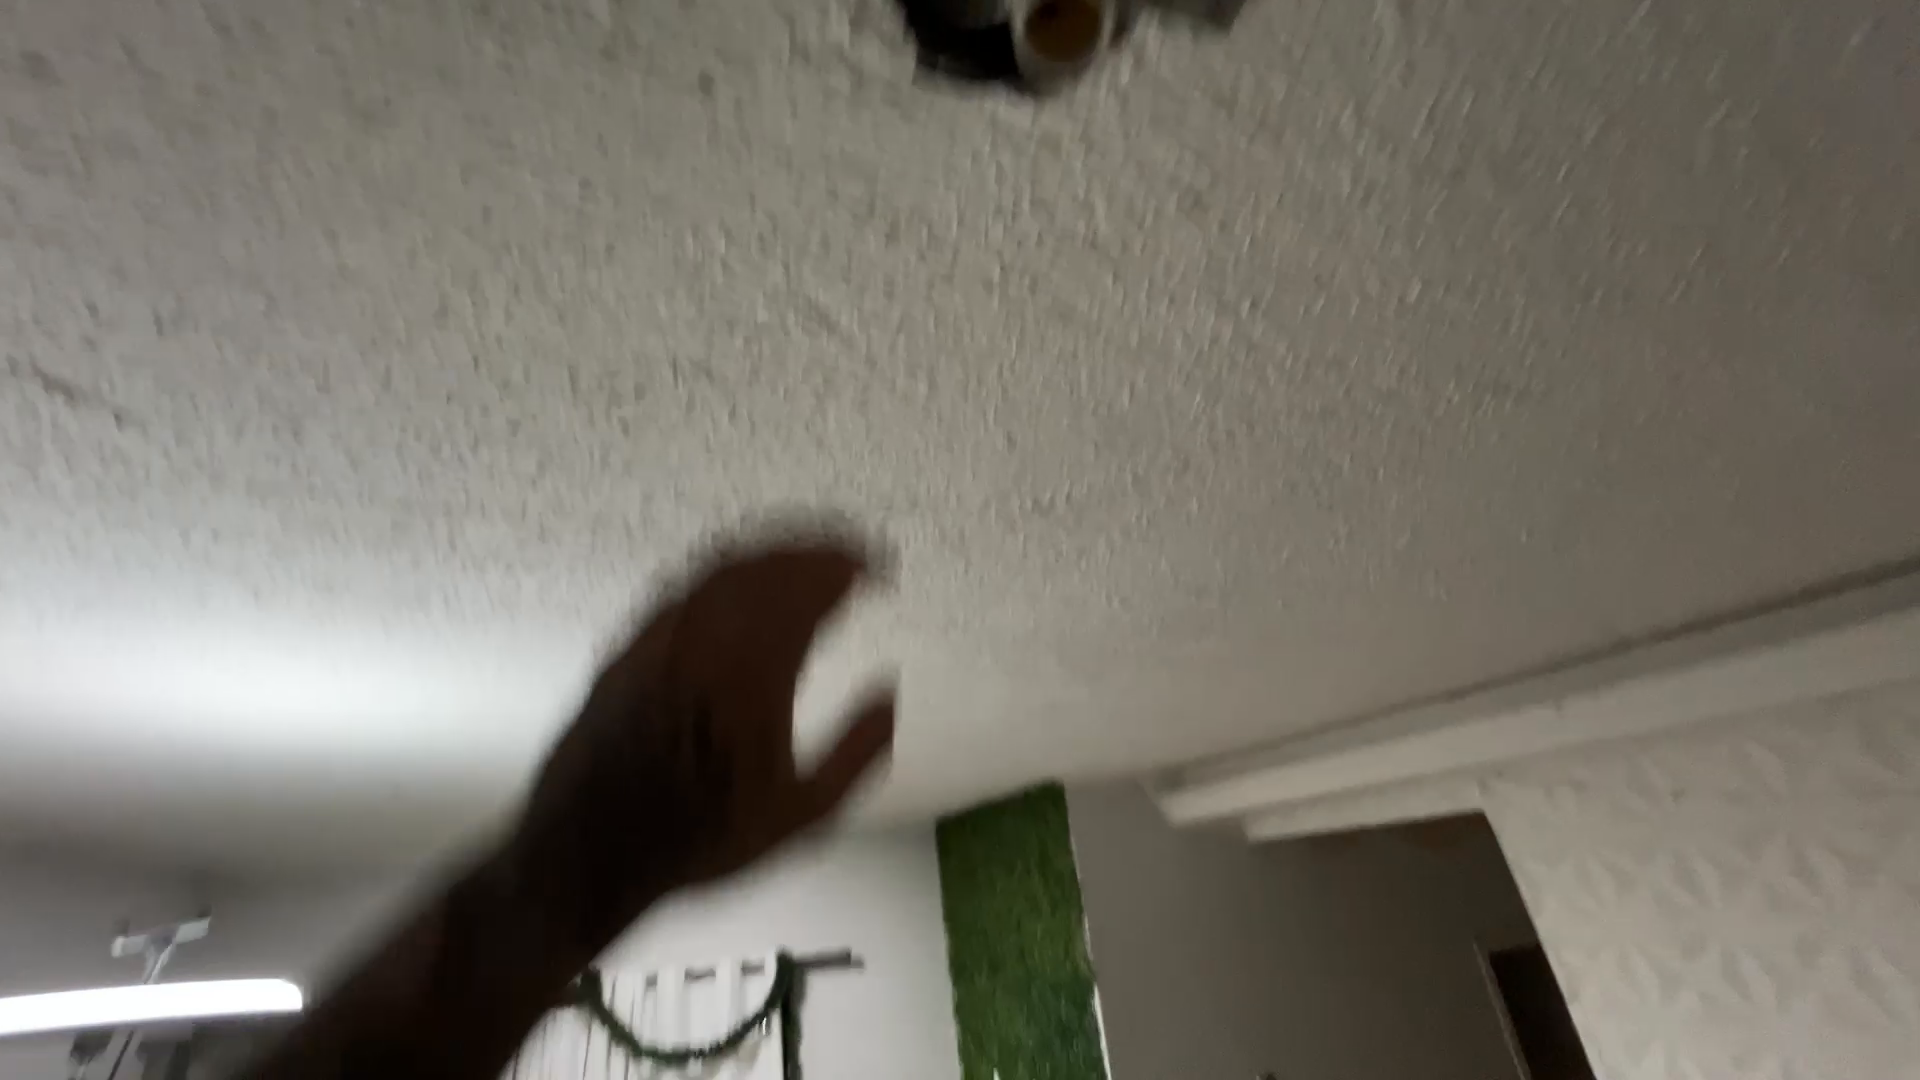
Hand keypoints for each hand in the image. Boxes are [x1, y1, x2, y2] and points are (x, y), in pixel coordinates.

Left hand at [506, 527, 896, 956]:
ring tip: (805, 559)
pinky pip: (688, 583)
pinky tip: (743, 582)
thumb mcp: (803, 816)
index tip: (879, 567)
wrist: (588, 850)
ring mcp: (665, 635)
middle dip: (818, 550)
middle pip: (772, 566)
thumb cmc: (704, 836)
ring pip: (727, 565)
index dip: (850, 569)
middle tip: (849, 554)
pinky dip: (728, 569)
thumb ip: (857, 752)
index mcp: (758, 673)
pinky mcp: (634, 642)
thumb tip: (889, 690)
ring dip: (775, 552)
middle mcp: (711, 638)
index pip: (812, 593)